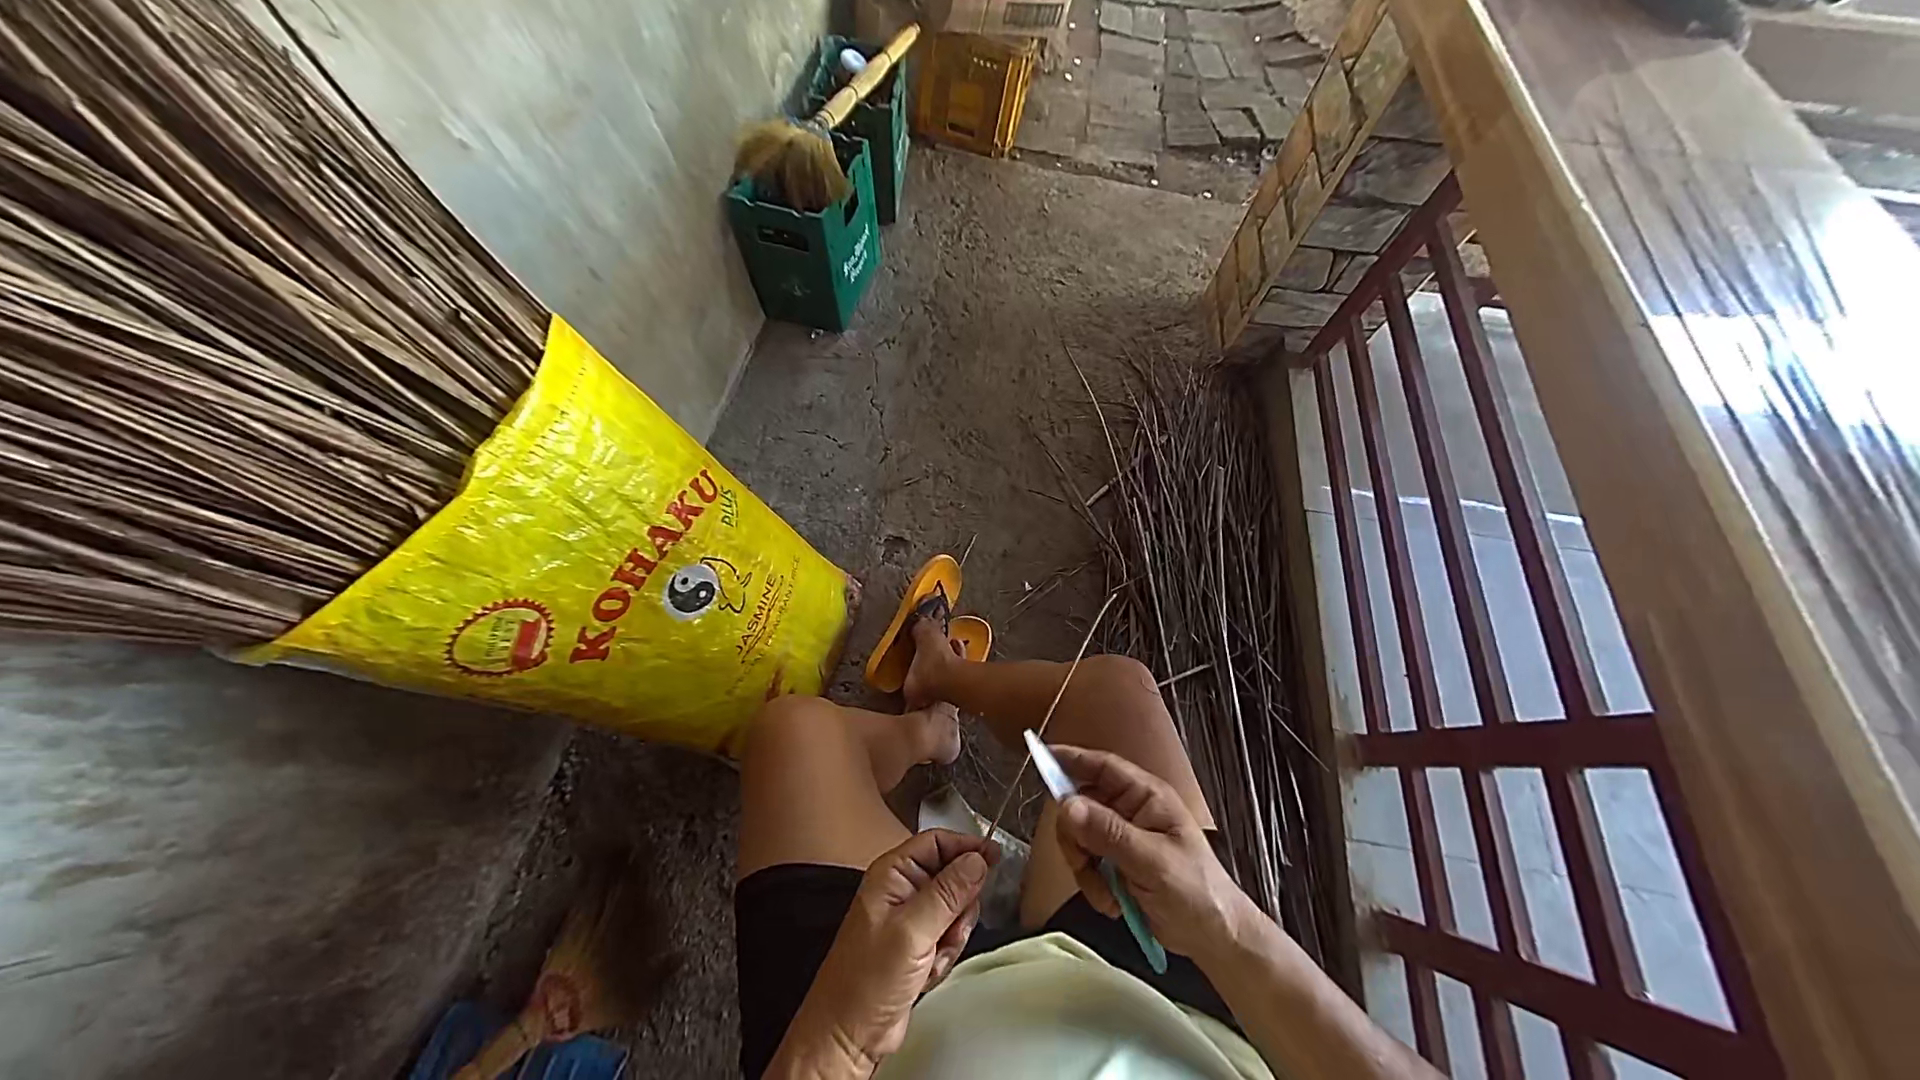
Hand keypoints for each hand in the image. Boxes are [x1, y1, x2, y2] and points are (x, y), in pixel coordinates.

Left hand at [771, 829, 997, 1077]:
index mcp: (893, 873)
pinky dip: (946, 954)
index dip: (967, 846)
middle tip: (948, 929)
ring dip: (952, 936)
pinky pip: (951, 935)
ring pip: (957, 909)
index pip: (938, 841)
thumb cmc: (864, 981)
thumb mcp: (912, 931)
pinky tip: (926, 970)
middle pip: (953, 876)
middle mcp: (902, 889)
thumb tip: (977, 860)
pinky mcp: (920, 942)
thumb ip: (948, 892)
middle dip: (958, 908)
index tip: (994, 856)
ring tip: (930, 956)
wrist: (851, 1033)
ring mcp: (911, 916)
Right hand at [1051, 745, 1255, 962]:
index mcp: (1145, 796)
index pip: (1102, 766)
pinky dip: (1090, 884)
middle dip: (1075, 836)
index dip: (1071, 759)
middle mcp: (1130, 810)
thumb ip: (1108, 833)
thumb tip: (1067, 806)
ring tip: (1106, 893)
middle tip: (1083, 862)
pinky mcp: (1114, 863)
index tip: (1041, 757)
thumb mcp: (1152, 860)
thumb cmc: (1197, 891)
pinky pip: (1084, 863)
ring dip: (1083, 867)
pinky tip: (1113, 902)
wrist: (1215, 938)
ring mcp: (1121, 837)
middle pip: (1080, 804)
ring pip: (1077, 836)